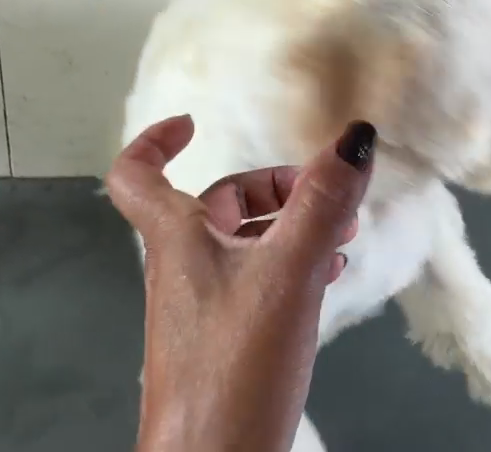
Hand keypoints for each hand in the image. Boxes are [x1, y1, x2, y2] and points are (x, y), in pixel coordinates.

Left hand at [106, 115, 376, 451]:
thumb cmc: (233, 367)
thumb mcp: (287, 274)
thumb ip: (322, 206)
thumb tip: (355, 139)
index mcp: (176, 237)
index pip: (136, 174)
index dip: (156, 139)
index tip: (193, 124)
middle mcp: (183, 265)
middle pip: (219, 201)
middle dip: (273, 188)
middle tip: (324, 193)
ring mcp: (202, 305)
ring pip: (245, 242)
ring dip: (291, 226)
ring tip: (342, 235)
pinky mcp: (225, 340)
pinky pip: (257, 281)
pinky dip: (291, 265)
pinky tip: (330, 276)